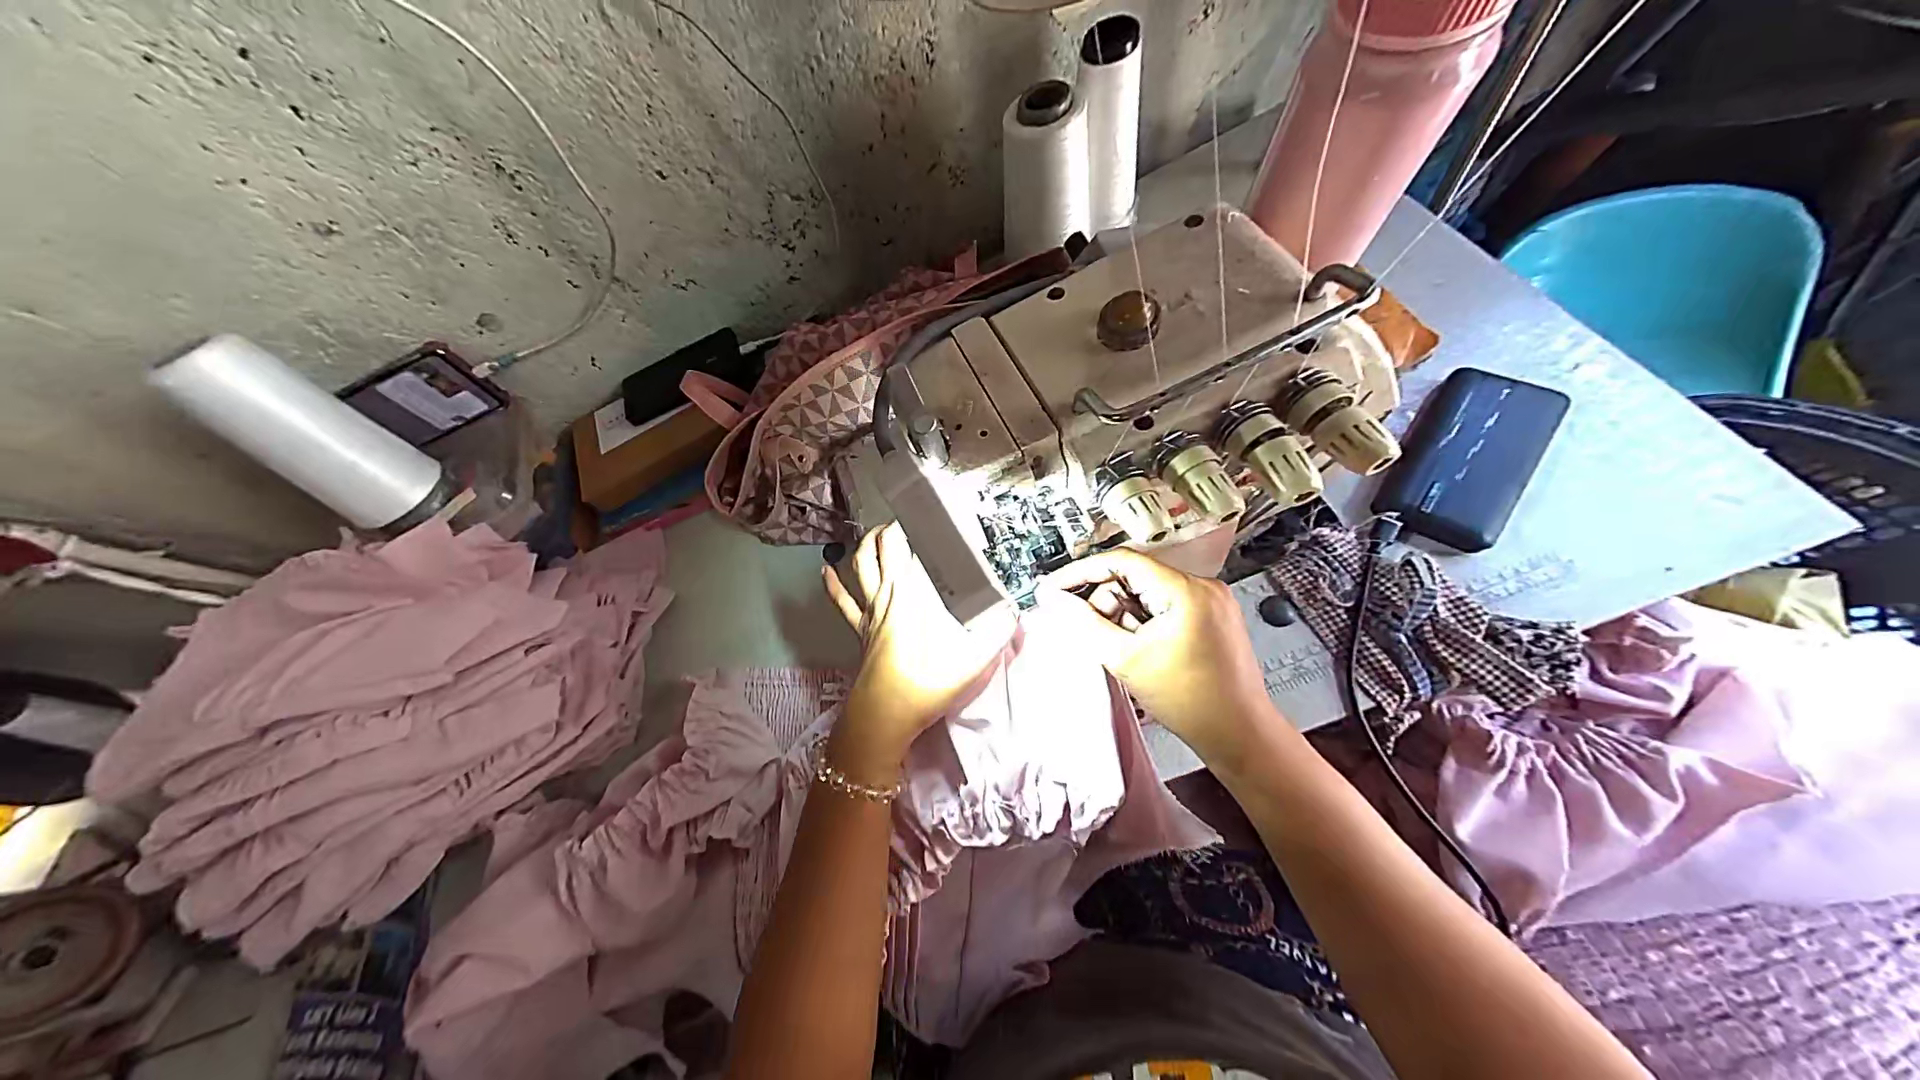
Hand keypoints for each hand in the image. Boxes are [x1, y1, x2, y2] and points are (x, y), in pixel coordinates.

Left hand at [822, 523, 1014, 784]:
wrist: (885, 717)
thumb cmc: (927, 682)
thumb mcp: (975, 656)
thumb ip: (999, 630)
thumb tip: (1017, 612)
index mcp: (911, 592)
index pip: (903, 545)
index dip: (908, 524)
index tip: (921, 515)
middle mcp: (886, 595)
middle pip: (878, 550)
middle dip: (887, 530)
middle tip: (900, 522)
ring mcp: (869, 613)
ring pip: (859, 569)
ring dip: (864, 548)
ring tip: (870, 534)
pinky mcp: (860, 633)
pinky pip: (842, 603)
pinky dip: (833, 585)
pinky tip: (826, 571)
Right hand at [1037, 549, 1275, 757]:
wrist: (1236, 732)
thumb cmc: (1195, 702)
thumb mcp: (1125, 659)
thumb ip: (1084, 623)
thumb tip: (1056, 600)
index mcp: (1186, 590)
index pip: (1121, 562)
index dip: (1081, 573)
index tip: (1056, 588)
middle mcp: (1203, 587)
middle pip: (1132, 577)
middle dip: (1108, 606)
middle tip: (1101, 637)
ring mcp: (1209, 602)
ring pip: (1145, 594)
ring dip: (1125, 619)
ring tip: (1131, 653)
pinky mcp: (1209, 617)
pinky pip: (1162, 607)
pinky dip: (1143, 625)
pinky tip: (1144, 652)